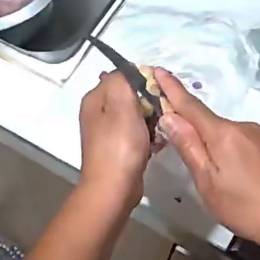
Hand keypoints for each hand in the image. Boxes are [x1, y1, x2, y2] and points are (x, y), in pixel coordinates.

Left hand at [77, 70, 152, 206]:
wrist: (114, 188)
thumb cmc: (119, 144)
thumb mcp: (121, 104)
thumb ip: (123, 80)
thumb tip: (128, 71)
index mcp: (95, 99)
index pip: (121, 77)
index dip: (143, 81)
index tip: (160, 90)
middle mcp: (99, 113)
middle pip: (130, 97)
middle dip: (149, 102)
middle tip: (164, 112)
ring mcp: (109, 133)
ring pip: (137, 116)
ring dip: (152, 121)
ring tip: (162, 129)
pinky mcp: (120, 149)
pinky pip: (139, 135)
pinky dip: (150, 137)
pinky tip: (158, 144)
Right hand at [153, 67, 259, 248]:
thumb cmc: (247, 206)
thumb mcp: (208, 181)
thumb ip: (188, 147)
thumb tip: (169, 116)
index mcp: (223, 133)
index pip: (190, 105)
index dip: (171, 88)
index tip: (157, 69)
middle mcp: (242, 127)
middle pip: (207, 121)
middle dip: (188, 125)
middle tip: (170, 141)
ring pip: (224, 134)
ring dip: (210, 143)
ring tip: (205, 171)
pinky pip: (239, 143)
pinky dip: (227, 151)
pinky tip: (231, 175)